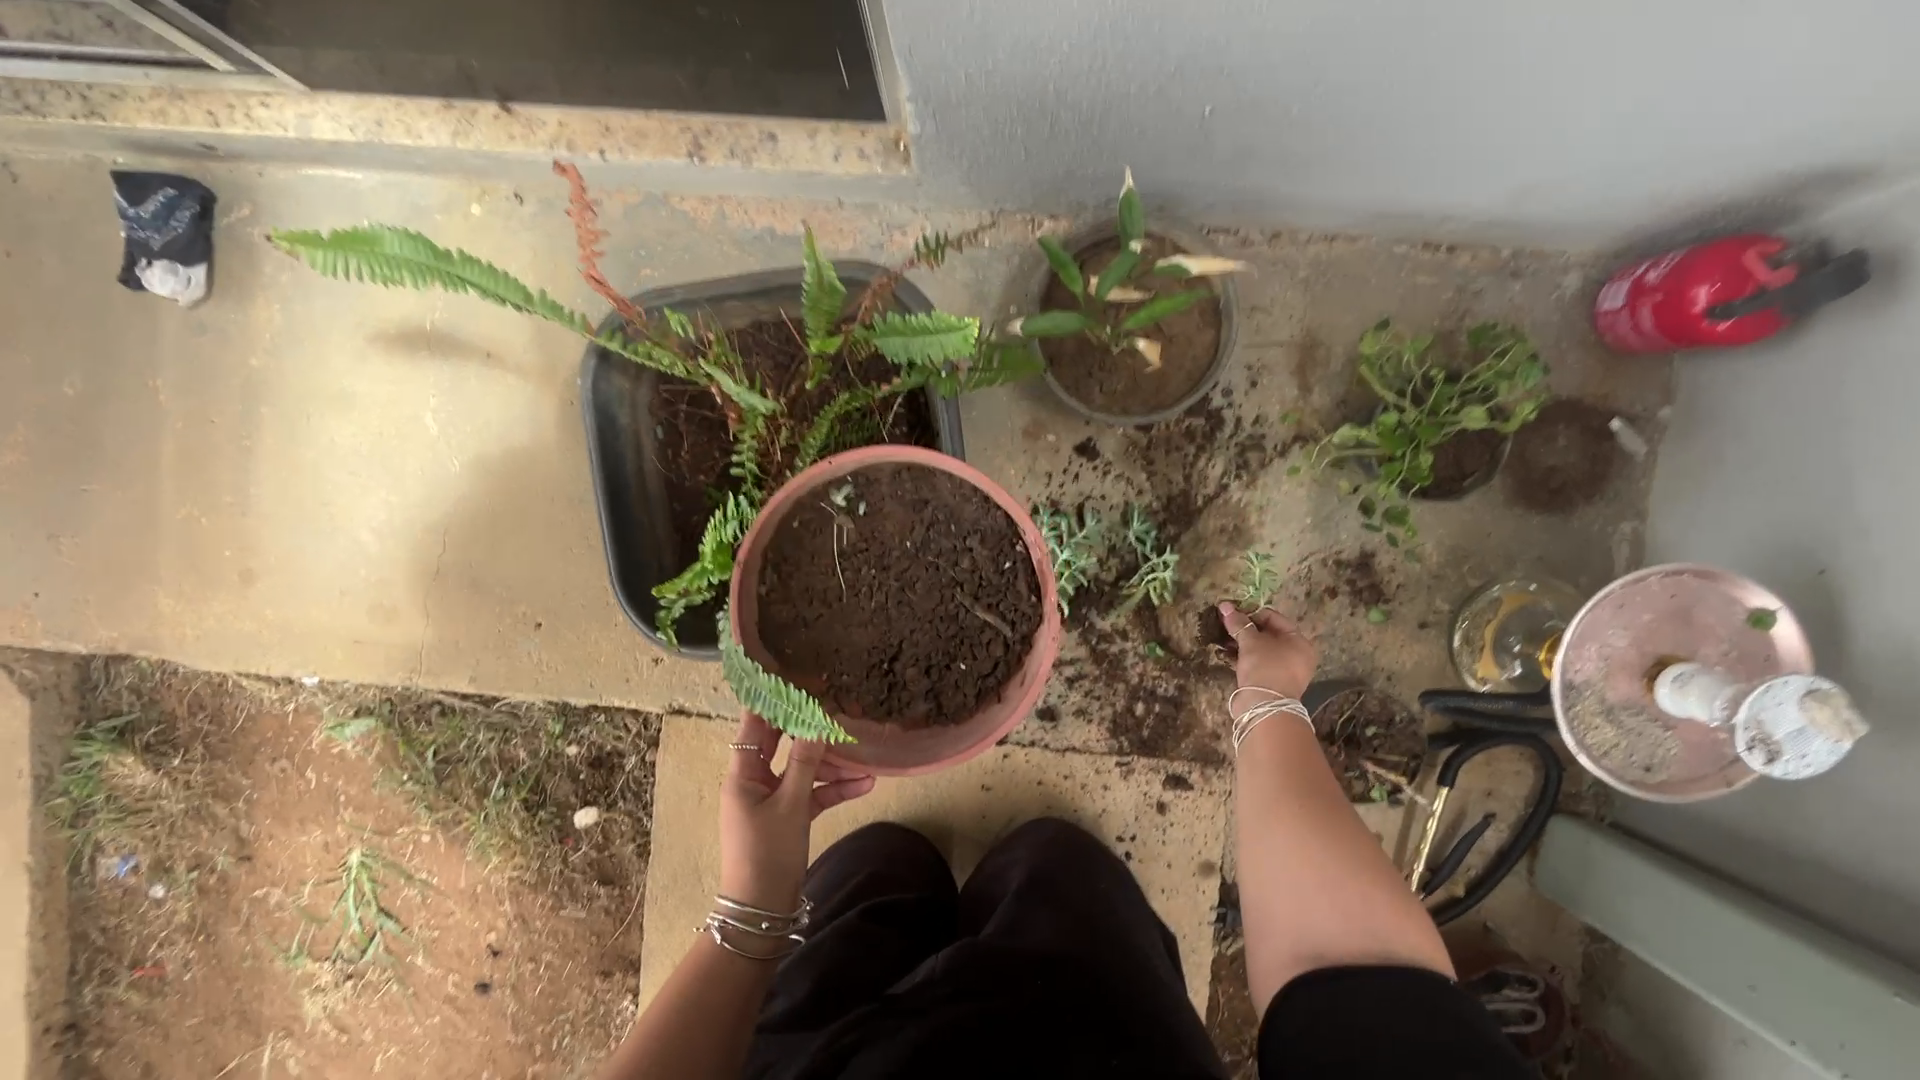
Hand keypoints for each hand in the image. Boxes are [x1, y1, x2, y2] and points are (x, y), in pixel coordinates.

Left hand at [718, 713, 874, 912]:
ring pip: (803, 768)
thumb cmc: (768, 852)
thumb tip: (816, 721)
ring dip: (831, 763)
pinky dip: (834, 789)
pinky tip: (865, 785)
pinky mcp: (789, 817)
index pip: (755, 724)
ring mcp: (772, 799)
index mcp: (743, 772)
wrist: (762, 910)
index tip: (800, 682)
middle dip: (811, 729)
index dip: (775, 701)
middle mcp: (754, 780)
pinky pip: (812, 793)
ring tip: (862, 756)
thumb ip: (806, 762)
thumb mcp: (791, 805)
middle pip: (782, 743)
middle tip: (839, 709)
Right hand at [1218, 602, 1318, 699]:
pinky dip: (1242, 658)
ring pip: (1260, 650)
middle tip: (1224, 624)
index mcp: (1299, 641)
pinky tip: (1224, 653)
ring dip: (1241, 643)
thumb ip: (1239, 623)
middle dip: (1244, 629)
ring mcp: (1283, 670)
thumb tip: (1225, 606)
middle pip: (1267, 634)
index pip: (1274, 618)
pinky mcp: (1270, 682)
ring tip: (1221, 638)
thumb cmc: (1264, 667)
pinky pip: (1256, 664)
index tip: (1231, 612)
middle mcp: (1295, 655)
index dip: (1251, 613)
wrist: (1264, 706)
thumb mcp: (1251, 641)